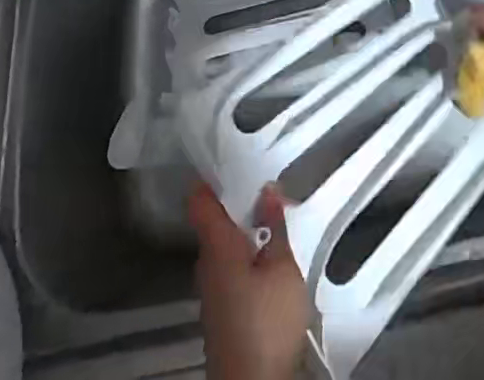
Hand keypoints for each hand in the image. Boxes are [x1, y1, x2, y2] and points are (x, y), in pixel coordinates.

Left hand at [189, 182, 310, 379]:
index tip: (233, 163)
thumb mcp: (284, 270)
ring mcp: (210, 287)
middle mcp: (205, 260)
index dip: (212, 176)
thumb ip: (277, 227)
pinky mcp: (220, 309)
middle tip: (270, 197)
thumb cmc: (266, 322)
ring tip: (277, 229)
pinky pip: (229, 270)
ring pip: (224, 246)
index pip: (199, 197)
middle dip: (241, 207)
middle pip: (214, 220)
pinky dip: (247, 260)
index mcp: (216, 243)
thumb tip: (268, 191)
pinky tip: (270, 266)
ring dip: (247, 235)